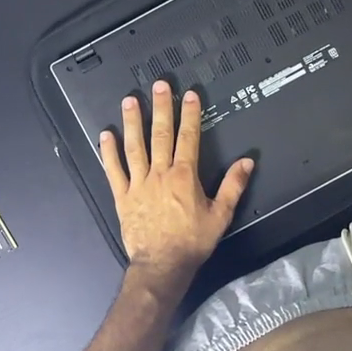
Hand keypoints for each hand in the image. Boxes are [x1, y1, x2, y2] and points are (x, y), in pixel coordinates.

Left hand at [99, 81, 254, 282]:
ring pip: (135, 147)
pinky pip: (114, 171)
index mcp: (184, 177)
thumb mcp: (221, 215)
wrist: (162, 265)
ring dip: (133, 122)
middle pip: (161, 134)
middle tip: (159, 86)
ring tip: (131, 101)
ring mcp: (139, 184)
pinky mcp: (123, 197)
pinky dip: (108, 153)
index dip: (190, 114)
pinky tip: (105, 136)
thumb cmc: (191, 243)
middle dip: (161, 108)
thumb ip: (233, 186)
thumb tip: (246, 163)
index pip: (188, 138)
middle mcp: (160, 175)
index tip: (189, 95)